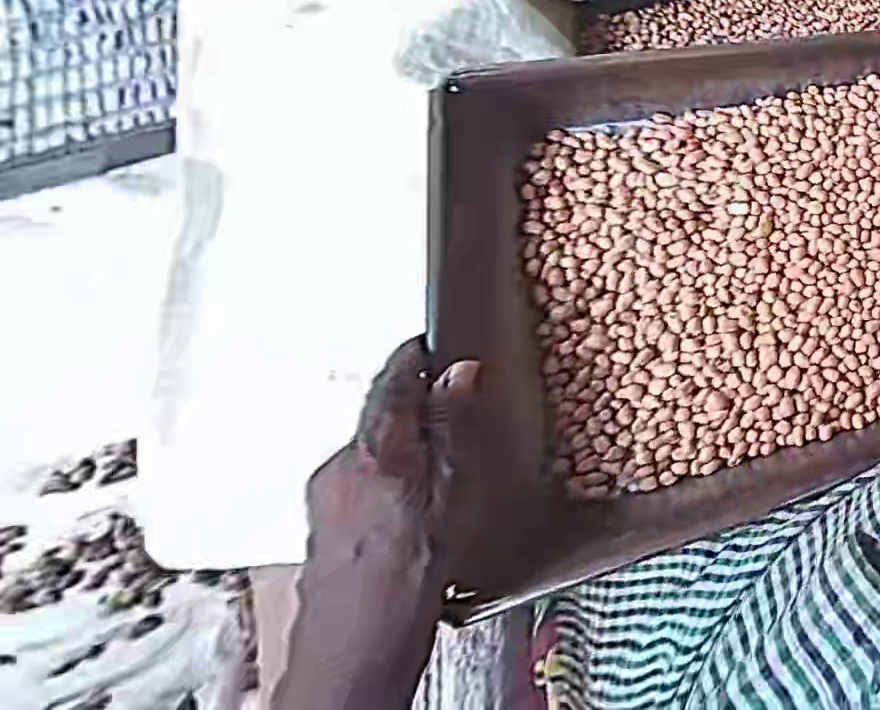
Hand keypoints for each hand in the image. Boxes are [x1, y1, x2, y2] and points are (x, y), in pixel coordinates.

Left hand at [306, 336, 479, 582]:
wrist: (363, 633)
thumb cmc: (415, 559)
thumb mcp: (452, 482)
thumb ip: (452, 423)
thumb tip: (460, 371)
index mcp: (374, 449)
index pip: (391, 381)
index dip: (415, 355)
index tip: (434, 340)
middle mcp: (340, 463)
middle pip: (379, 411)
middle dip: (415, 397)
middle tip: (455, 393)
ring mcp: (325, 490)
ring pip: (371, 441)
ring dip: (404, 431)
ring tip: (444, 442)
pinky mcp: (325, 513)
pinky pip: (362, 467)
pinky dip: (391, 458)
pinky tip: (417, 482)